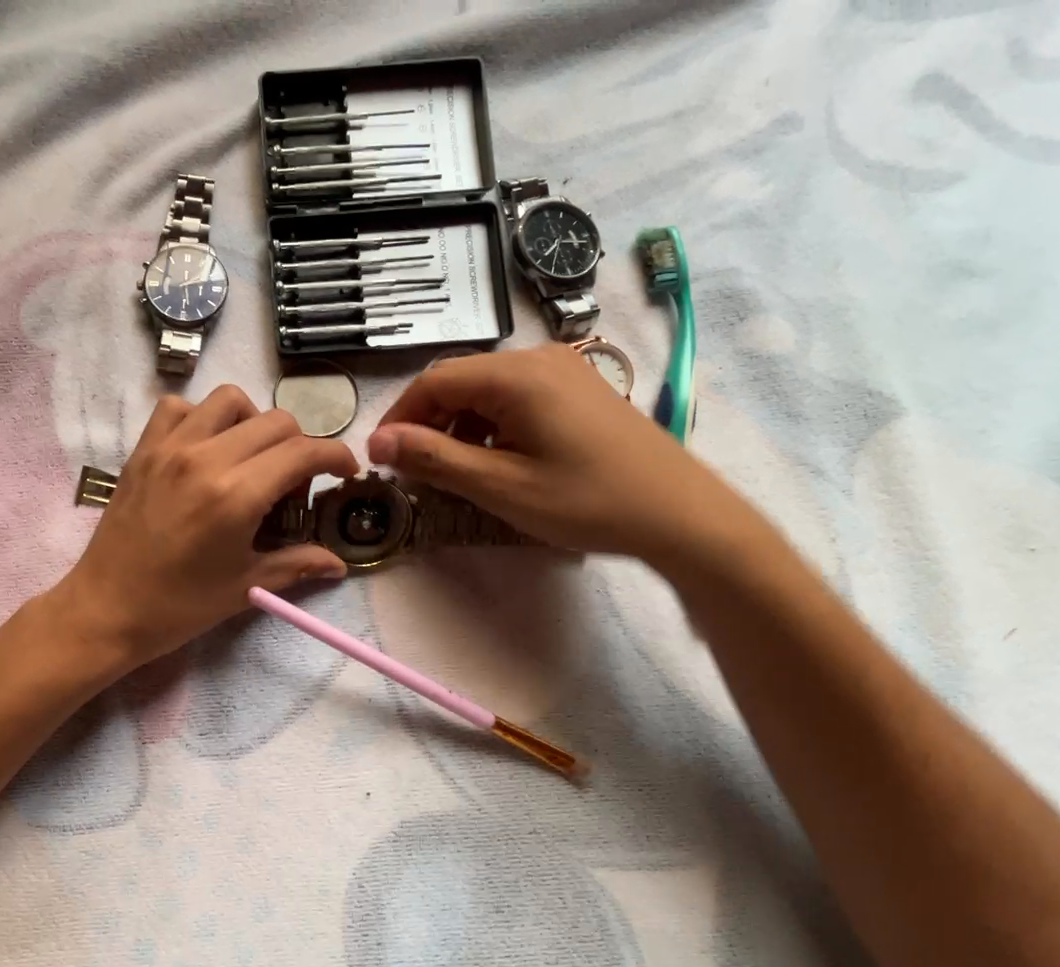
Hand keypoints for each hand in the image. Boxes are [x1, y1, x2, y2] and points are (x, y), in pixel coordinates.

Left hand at [52, 385, 359, 665]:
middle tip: (293, 482)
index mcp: (236, 495)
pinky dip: (199, 416)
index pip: (303, 451)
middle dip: (299, 444)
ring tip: (251, 456)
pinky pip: (177, 407)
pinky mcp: (142, 451)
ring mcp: (169, 448)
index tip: (344, 471)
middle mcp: (205, 459)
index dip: (335, 455)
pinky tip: (205, 447)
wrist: (106, 609)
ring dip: (252, 420)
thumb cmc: (178, 606)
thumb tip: (337, 563)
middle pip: (274, 420)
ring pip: (228, 400)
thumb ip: (295, 564)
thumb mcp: (244, 586)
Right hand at [366, 344, 761, 561]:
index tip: (383, 459)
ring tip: (457, 473)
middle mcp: (538, 359)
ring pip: (486, 391)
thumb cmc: (587, 501)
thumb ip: (434, 458)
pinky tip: (499, 461)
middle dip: (429, 424)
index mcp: (516, 375)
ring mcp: (564, 371)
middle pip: (459, 382)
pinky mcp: (580, 389)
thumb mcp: (500, 486)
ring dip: (459, 427)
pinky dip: (491, 425)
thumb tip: (377, 442)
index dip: (399, 418)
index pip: (432, 381)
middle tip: (417, 472)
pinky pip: (516, 397)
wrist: (682, 515)